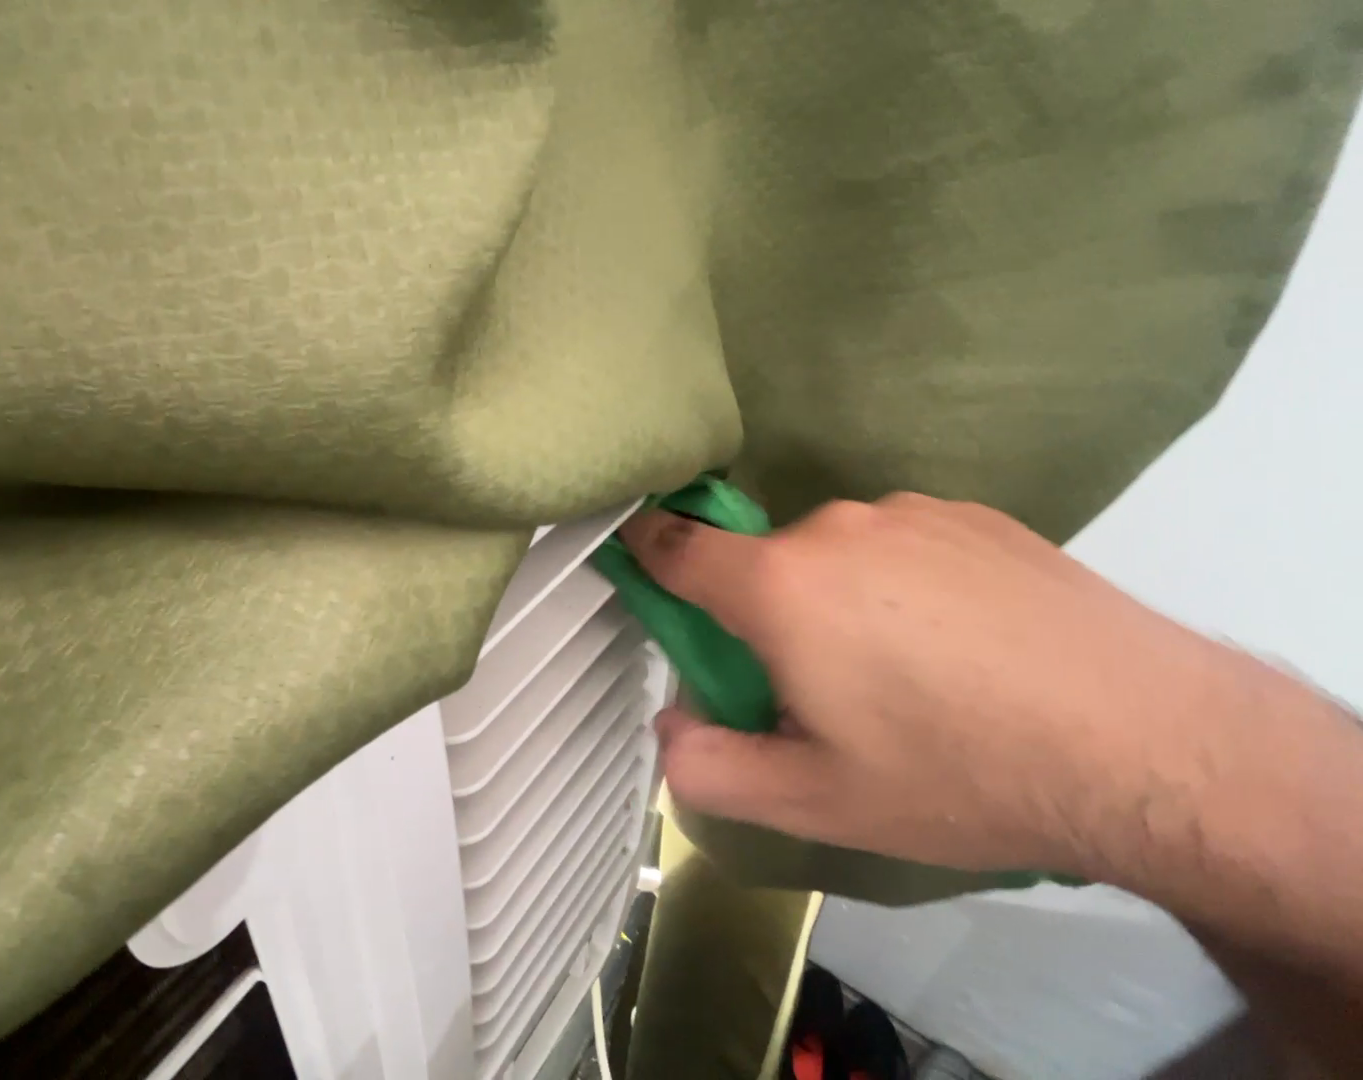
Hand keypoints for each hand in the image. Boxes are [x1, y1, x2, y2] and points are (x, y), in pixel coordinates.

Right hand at [621, 493, 1295, 878]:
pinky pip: (899, 545)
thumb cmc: (959, 774)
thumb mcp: (810, 801)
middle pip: (760, 564)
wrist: (1160, 751)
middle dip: (762, 616)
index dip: (643, 552)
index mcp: (778, 588)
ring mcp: (912, 514)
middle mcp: (835, 529)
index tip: (636, 562)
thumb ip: (705, 766)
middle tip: (818, 691)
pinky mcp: (978, 517)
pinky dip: (900, 584)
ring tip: (909, 675)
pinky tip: (966, 646)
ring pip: (831, 555)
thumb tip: (672, 725)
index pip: (676, 546)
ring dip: (835, 601)